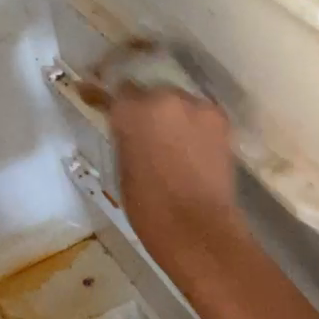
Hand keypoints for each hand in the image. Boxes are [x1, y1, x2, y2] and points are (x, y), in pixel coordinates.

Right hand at [103, 83, 241, 244]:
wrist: (196, 225)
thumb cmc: (148, 206)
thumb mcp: (123, 168)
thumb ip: (126, 139)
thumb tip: (130, 130)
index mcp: (131, 113)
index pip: (115, 93)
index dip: (107, 98)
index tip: (98, 98)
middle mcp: (164, 99)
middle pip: (149, 93)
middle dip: (144, 109)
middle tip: (141, 132)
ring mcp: (197, 107)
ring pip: (177, 102)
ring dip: (170, 116)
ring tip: (169, 142)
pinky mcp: (221, 120)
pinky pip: (198, 115)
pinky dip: (191, 125)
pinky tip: (189, 148)